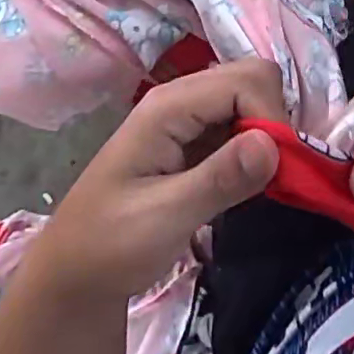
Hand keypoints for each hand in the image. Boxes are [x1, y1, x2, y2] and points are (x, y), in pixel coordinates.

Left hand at [36, 59, 285, 297]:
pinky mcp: (196, 135)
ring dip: (268, 131)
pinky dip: (257, 143)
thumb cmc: (108, 248)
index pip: (244, 82)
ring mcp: (189, 114)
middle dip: (274, 118)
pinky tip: (250, 177)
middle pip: (251, 77)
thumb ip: (218, 180)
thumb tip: (273, 144)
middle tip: (275, 171)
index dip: (271, 118)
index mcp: (169, 106)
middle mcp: (182, 98)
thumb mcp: (162, 220)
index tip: (280, 170)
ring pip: (251, 96)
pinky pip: (241, 120)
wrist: (73, 276)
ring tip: (265, 178)